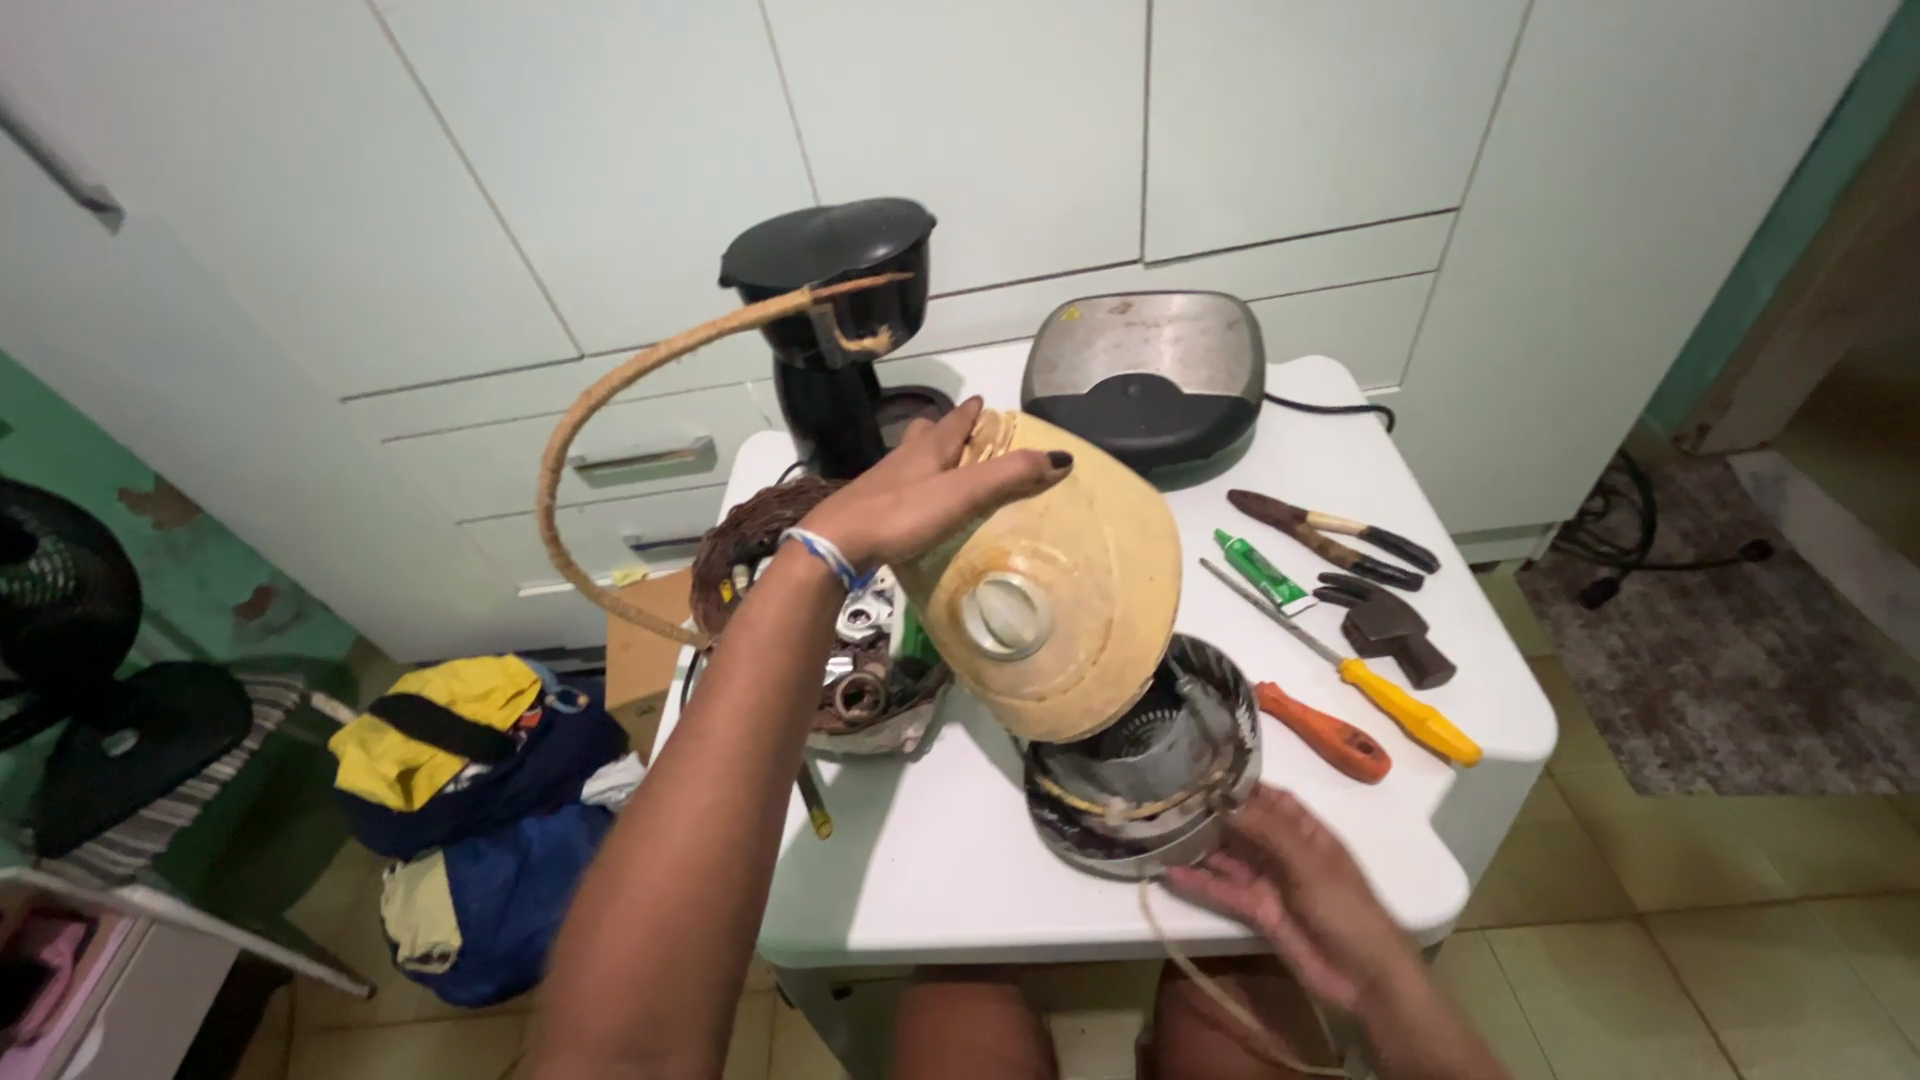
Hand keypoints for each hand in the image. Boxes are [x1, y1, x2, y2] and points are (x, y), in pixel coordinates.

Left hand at [796, 396, 1072, 569]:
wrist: (838, 542)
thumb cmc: (903, 513)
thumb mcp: (963, 493)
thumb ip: (1009, 476)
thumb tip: (1061, 457)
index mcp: (929, 449)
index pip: (955, 421)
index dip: (971, 412)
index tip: (983, 402)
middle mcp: (904, 458)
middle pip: (925, 433)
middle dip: (944, 428)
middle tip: (960, 431)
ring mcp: (882, 482)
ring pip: (907, 458)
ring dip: (925, 455)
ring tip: (938, 464)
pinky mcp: (869, 507)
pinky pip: (896, 487)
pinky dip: (911, 486)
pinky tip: (913, 503)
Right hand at [1166, 785, 1422, 1014]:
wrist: (1365, 978)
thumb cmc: (1348, 909)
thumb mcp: (1310, 864)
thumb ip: (1268, 831)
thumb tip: (1224, 800)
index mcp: (1305, 832)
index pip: (1269, 798)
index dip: (1239, 784)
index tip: (1202, 769)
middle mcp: (1283, 851)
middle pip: (1242, 825)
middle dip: (1211, 812)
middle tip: (1169, 795)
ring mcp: (1269, 881)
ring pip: (1228, 856)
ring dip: (1200, 844)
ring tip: (1161, 828)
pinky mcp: (1257, 910)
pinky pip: (1224, 891)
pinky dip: (1199, 882)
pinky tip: (1170, 871)